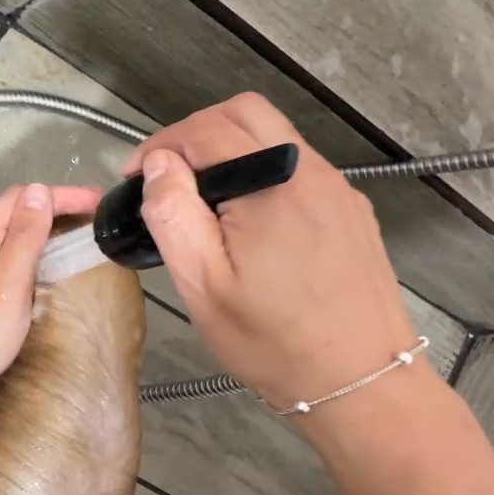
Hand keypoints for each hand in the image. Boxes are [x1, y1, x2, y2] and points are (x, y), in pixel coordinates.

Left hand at [0, 183, 104, 410]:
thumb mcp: (9, 282)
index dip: (60, 194)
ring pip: (9, 230)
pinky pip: (5, 250)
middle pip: (14, 209)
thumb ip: (24, 237)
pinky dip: (30, 245)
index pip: (21, 198)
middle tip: (93, 214)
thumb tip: (39, 192)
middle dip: (53, 205)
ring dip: (42, 224)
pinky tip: (46, 256)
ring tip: (76, 230)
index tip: (97, 202)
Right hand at [124, 93, 418, 411]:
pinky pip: (294, 168)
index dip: (159, 144)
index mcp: (272, 186)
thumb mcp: (201, 284)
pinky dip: (256, 173)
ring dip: (226, 150)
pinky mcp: (349, 211)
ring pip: (274, 135)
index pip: (206, 130)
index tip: (132, 176)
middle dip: (193, 132)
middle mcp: (311, 173)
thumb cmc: (271, 341)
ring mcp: (336, 190)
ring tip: (195, 200)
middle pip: (246, 113)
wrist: (360, 381)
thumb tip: (158, 165)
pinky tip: (240, 221)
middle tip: (162, 176)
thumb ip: (173, 214)